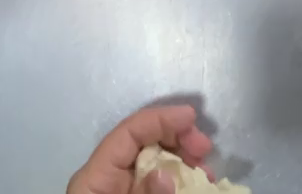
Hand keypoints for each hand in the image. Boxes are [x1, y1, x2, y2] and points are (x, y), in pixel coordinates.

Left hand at [67, 104, 213, 193]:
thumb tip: (166, 173)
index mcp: (95, 174)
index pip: (129, 130)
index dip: (161, 117)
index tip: (192, 115)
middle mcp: (106, 176)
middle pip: (144, 142)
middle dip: (178, 138)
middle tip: (206, 148)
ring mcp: (118, 188)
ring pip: (154, 162)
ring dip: (182, 160)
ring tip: (206, 171)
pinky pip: (154, 181)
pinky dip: (176, 179)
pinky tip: (194, 183)